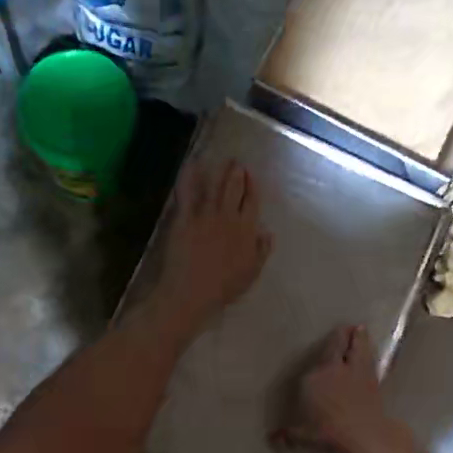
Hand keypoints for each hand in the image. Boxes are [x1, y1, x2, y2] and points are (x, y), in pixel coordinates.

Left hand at [147, 162, 272, 333]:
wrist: (191, 292)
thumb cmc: (222, 288)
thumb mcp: (250, 273)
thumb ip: (260, 251)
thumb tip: (267, 232)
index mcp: (247, 230)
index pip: (253, 201)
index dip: (252, 186)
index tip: (251, 176)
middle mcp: (229, 217)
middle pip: (236, 187)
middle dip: (238, 173)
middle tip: (237, 163)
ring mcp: (206, 215)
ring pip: (216, 185)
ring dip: (221, 170)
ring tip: (223, 160)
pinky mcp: (185, 217)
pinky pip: (188, 191)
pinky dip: (190, 175)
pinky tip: (192, 163)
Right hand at [274, 324, 394, 452]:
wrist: (364, 435)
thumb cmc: (328, 434)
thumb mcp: (303, 437)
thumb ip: (288, 435)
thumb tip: (272, 439)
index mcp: (312, 380)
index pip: (311, 368)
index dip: (315, 364)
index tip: (316, 358)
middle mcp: (332, 369)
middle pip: (335, 347)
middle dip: (339, 336)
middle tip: (344, 327)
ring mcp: (354, 371)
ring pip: (356, 348)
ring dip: (359, 338)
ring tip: (360, 328)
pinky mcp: (372, 378)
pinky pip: (368, 358)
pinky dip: (368, 350)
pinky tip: (369, 348)